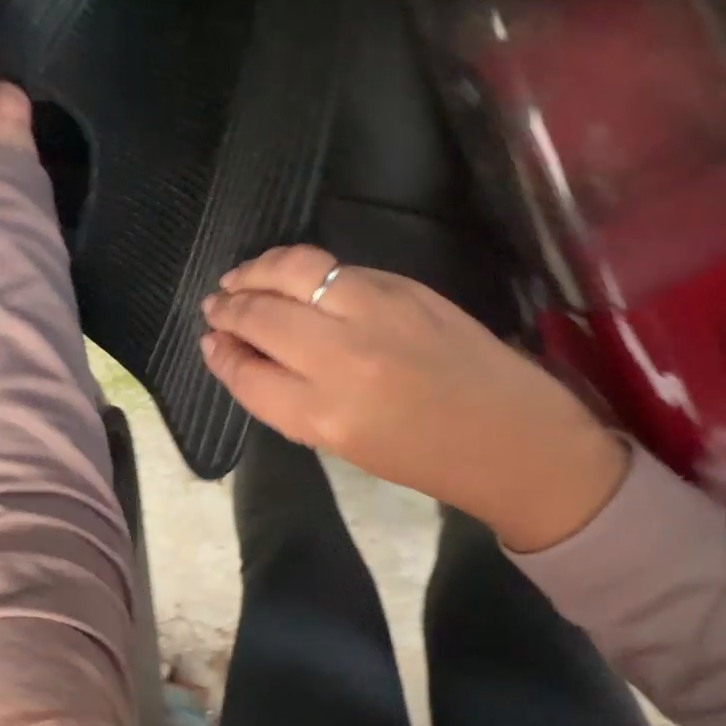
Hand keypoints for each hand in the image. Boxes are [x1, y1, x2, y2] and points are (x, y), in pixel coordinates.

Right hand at [200, 245, 627, 551]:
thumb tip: (239, 354)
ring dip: (256, 271)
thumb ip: (285, 397)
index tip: (210, 341)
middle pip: (261, 315)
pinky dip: (300, 269)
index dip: (220, 354)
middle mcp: (345, 357)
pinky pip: (334, 268)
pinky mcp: (404, 287)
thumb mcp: (342, 443)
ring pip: (293, 271)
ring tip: (239, 278)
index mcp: (326, 414)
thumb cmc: (425, 457)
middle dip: (229, 307)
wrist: (516, 438)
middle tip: (215, 305)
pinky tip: (289, 278)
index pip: (247, 372)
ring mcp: (377, 312)